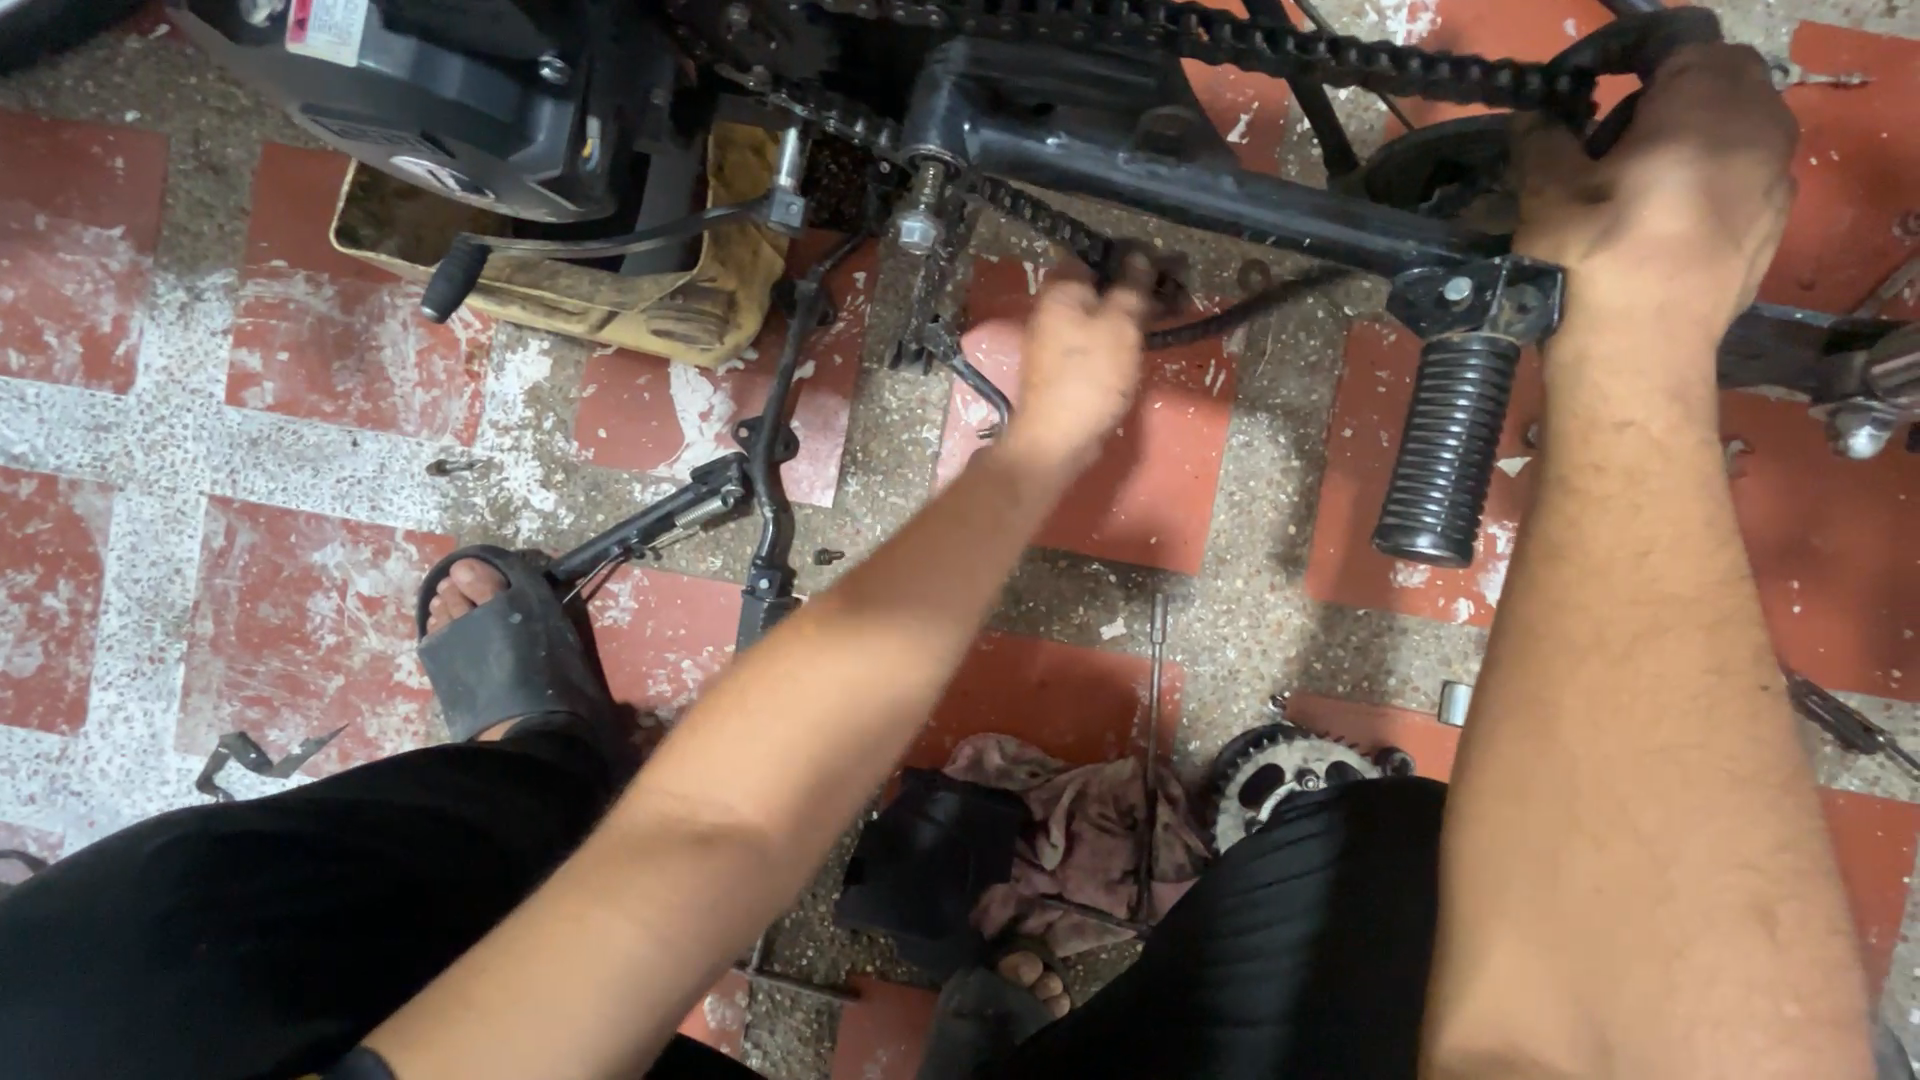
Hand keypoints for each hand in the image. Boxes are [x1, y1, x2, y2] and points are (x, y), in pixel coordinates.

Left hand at [999, 255, 1155, 476]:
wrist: (1058, 439)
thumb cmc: (1090, 377)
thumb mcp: (1119, 325)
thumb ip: (1131, 288)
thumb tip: (1139, 257)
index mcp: (1060, 291)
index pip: (1094, 253)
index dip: (1128, 252)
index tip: (1163, 259)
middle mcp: (1053, 310)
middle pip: (1099, 285)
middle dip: (1138, 283)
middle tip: (1177, 287)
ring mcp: (1058, 341)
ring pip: (1102, 314)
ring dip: (1135, 310)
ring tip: (1173, 310)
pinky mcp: (1068, 368)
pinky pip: (1099, 339)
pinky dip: (1122, 335)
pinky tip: (1149, 338)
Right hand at [1513, 44, 1797, 354]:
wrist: (1638, 353)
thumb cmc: (1587, 266)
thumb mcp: (1544, 199)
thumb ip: (1541, 145)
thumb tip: (1535, 120)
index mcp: (1700, 106)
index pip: (1675, 43)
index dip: (1623, 54)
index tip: (1580, 84)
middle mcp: (1757, 126)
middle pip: (1719, 76)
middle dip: (1663, 92)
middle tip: (1602, 140)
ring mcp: (1774, 175)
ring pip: (1738, 123)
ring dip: (1687, 134)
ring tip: (1628, 184)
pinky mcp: (1774, 219)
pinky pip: (1745, 171)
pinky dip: (1705, 175)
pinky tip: (1659, 222)